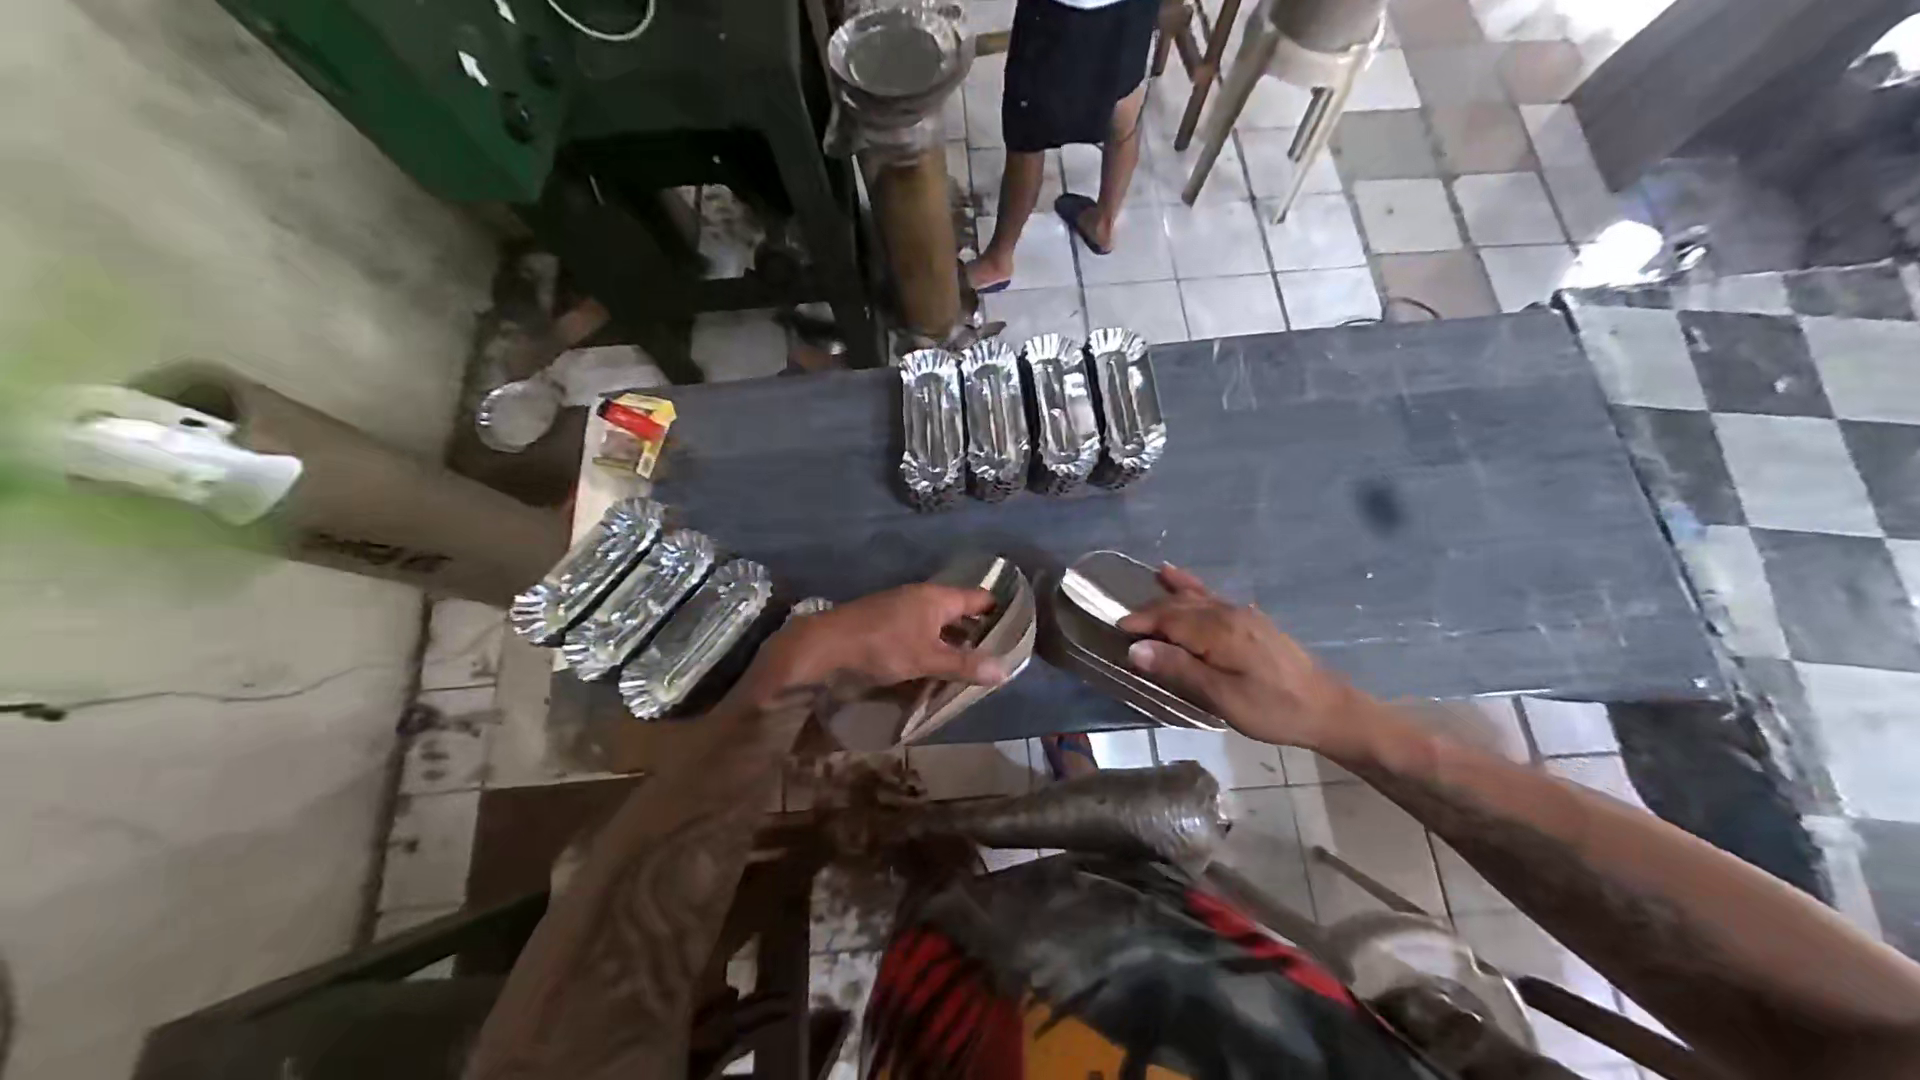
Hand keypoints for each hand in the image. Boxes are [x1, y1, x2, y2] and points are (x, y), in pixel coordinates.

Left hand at [738, 584, 1005, 702]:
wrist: (826, 644)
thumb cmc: (882, 646)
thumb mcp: (927, 659)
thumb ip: (964, 664)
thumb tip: (1004, 671)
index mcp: (937, 597)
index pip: (979, 598)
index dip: (999, 611)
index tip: (1017, 628)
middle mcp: (922, 595)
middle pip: (959, 609)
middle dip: (977, 629)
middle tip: (997, 652)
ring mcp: (901, 605)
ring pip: (938, 619)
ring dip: (953, 637)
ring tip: (971, 661)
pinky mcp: (885, 619)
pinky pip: (920, 627)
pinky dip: (933, 641)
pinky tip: (934, 661)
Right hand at [1116, 566, 1370, 751]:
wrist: (1328, 709)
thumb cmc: (1273, 709)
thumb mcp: (1223, 698)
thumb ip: (1179, 669)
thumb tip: (1137, 649)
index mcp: (1218, 631)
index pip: (1167, 619)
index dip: (1140, 623)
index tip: (1115, 629)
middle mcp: (1228, 613)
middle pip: (1179, 606)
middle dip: (1149, 611)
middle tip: (1124, 623)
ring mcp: (1242, 614)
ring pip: (1195, 597)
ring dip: (1168, 595)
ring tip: (1147, 585)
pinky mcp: (1251, 620)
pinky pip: (1212, 596)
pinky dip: (1192, 586)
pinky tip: (1181, 579)